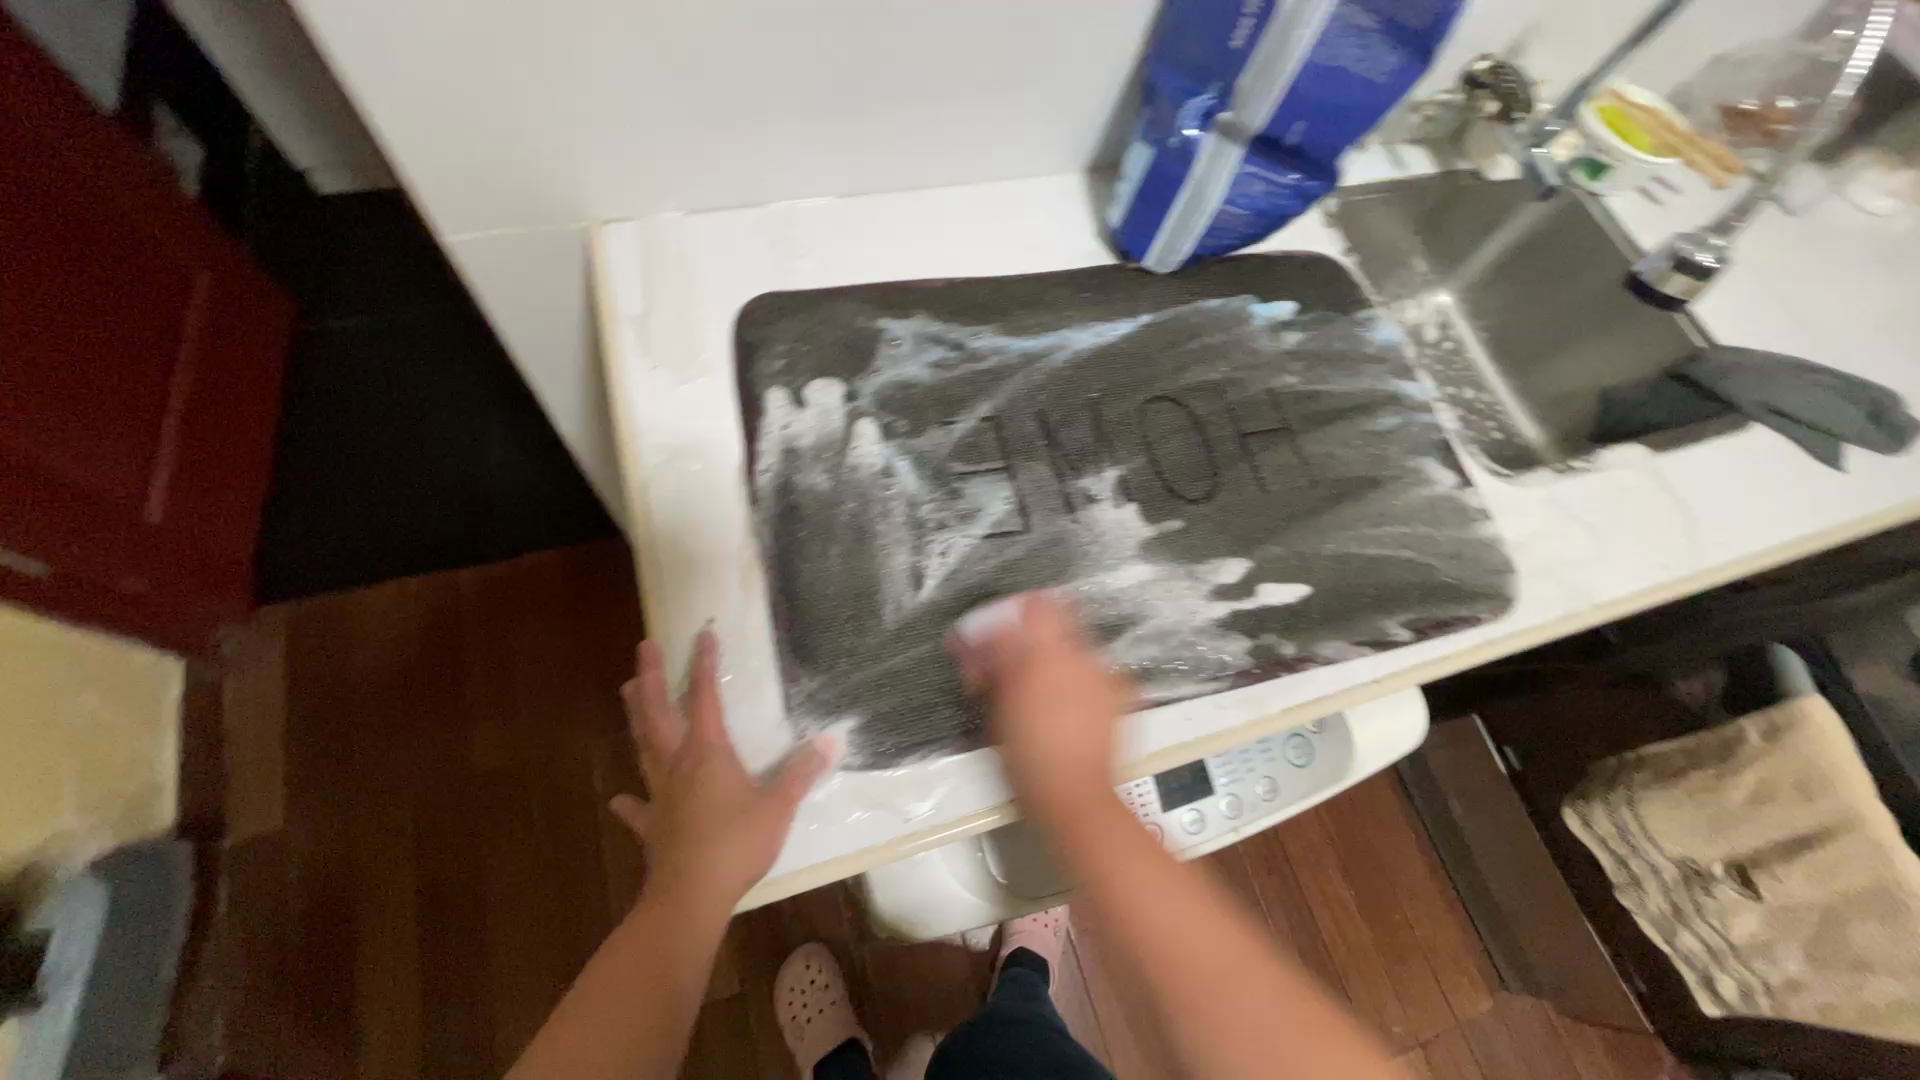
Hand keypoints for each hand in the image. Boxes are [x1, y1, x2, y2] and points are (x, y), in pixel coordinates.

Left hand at [611, 630, 834, 908]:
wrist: (691, 896)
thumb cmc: (737, 844)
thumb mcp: (779, 806)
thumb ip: (802, 773)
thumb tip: (831, 741)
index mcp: (708, 752)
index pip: (705, 698)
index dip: (705, 665)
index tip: (703, 634)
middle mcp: (677, 764)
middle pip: (658, 713)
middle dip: (653, 678)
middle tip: (645, 647)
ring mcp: (659, 795)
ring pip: (643, 746)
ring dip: (636, 717)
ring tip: (626, 691)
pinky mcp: (652, 826)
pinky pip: (637, 808)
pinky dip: (628, 801)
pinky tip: (618, 800)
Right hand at [951, 592, 1133, 827]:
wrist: (1076, 799)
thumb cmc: (1027, 759)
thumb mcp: (997, 711)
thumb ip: (991, 666)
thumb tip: (978, 643)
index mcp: (1046, 653)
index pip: (1035, 605)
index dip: (1013, 614)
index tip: (995, 636)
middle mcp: (1082, 655)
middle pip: (1055, 625)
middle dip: (1030, 641)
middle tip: (1008, 670)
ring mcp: (1106, 674)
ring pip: (1075, 650)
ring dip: (1054, 662)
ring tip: (1039, 696)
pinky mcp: (1121, 695)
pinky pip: (1094, 675)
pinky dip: (1078, 683)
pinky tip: (1066, 709)